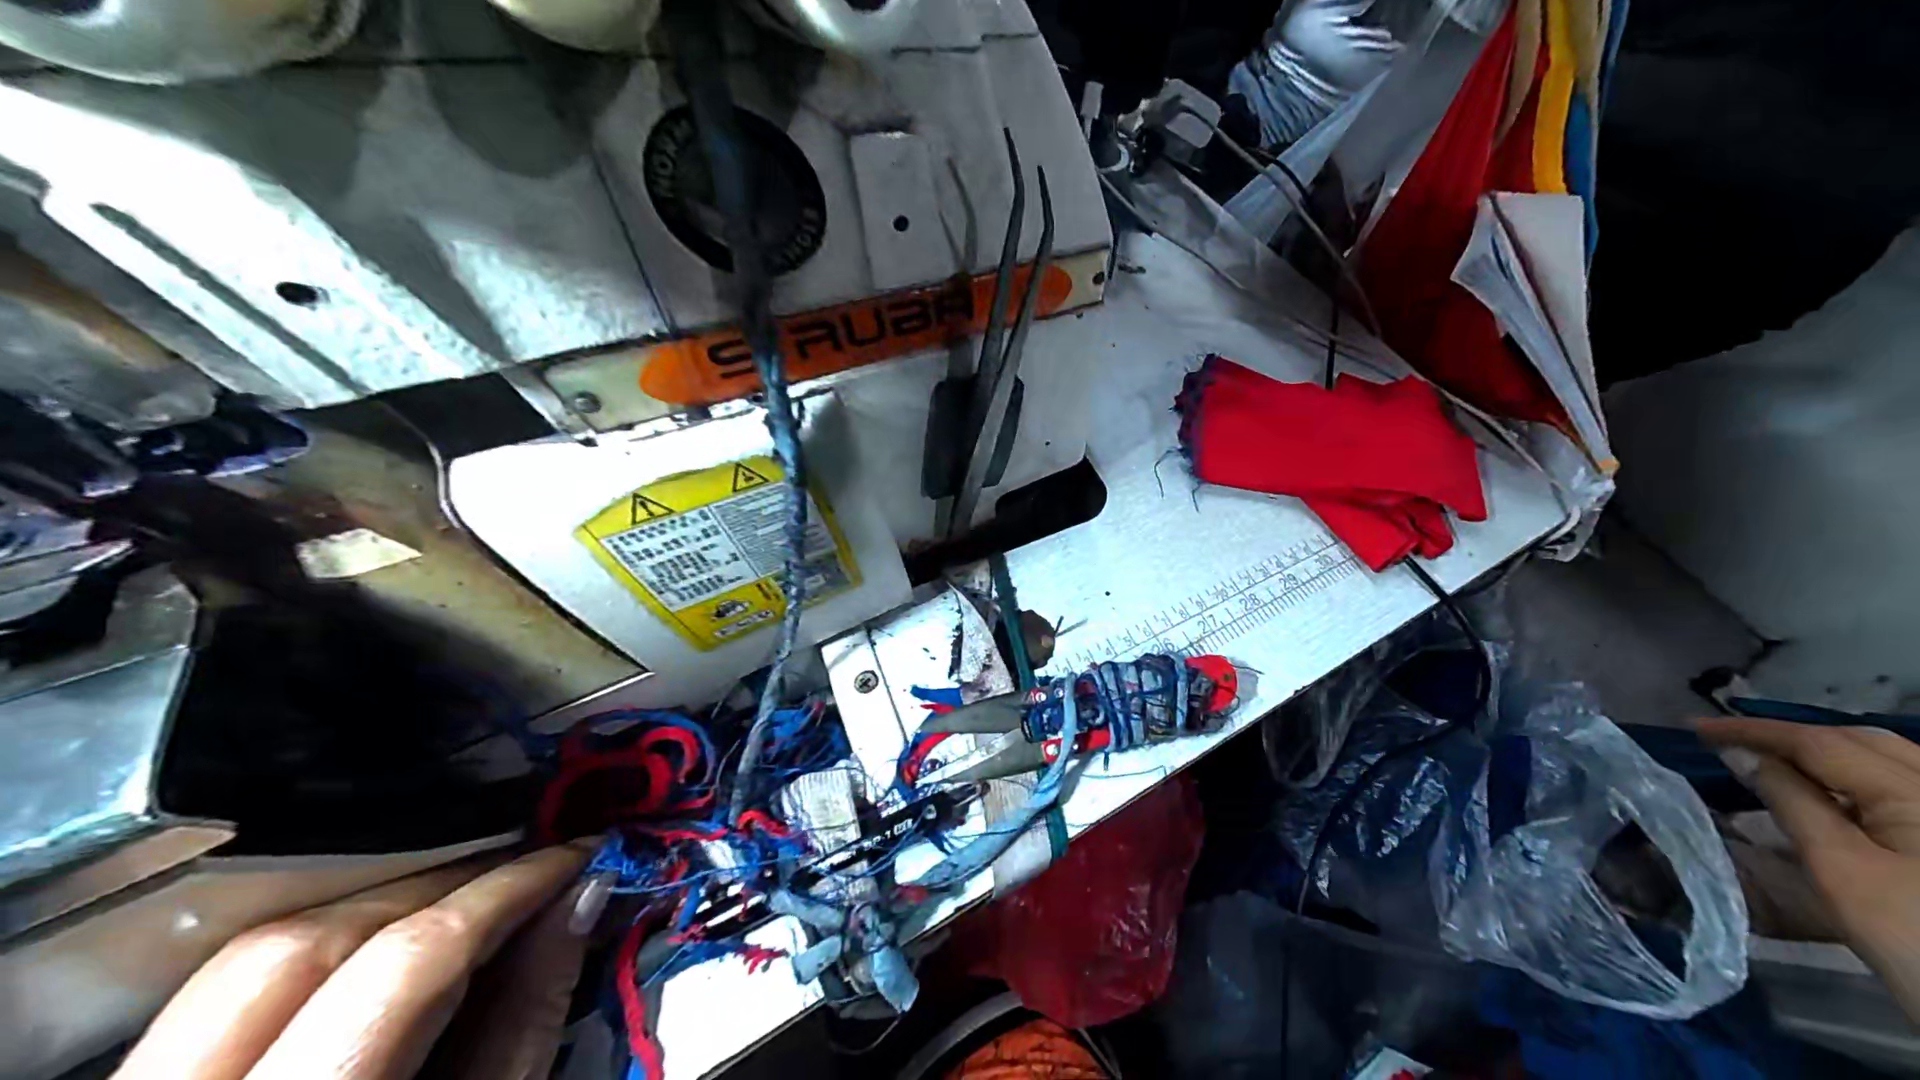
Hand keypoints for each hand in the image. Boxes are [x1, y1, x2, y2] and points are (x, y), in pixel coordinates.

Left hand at [114, 842, 595, 1079]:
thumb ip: (530, 1009)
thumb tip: (582, 897)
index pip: (403, 964)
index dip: (505, 890)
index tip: (573, 856)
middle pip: (310, 945)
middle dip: (445, 884)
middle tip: (532, 869)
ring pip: (260, 956)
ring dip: (392, 903)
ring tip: (478, 895)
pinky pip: (238, 990)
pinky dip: (341, 942)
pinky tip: (407, 935)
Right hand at [1698, 718, 1919, 1018]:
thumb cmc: (1913, 937)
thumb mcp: (1839, 869)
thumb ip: (1791, 802)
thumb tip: (1741, 756)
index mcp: (1918, 795)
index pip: (1819, 742)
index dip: (1753, 730)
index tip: (1695, 727)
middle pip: (1860, 742)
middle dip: (1789, 735)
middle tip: (1728, 741)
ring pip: (1887, 759)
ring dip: (1821, 752)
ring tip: (1768, 758)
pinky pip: (1903, 783)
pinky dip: (1852, 775)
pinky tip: (1826, 790)